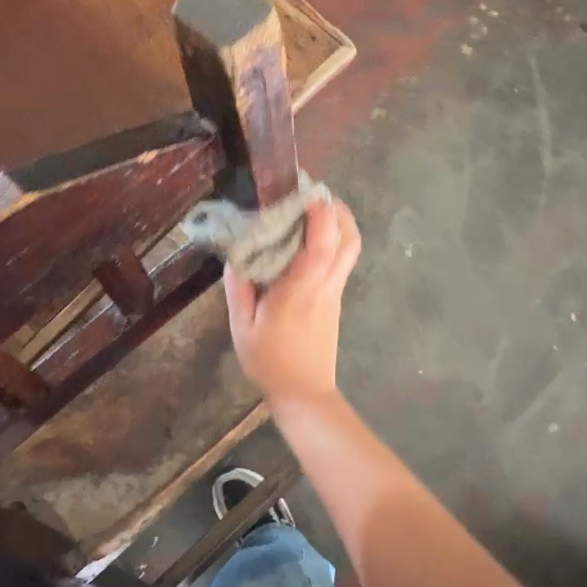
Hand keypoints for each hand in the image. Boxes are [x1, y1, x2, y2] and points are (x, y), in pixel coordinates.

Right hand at [225, 198, 361, 405]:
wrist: (303, 393)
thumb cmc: (270, 361)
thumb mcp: (241, 327)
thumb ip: (238, 288)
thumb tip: (236, 256)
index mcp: (300, 291)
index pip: (321, 247)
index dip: (321, 217)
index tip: (308, 193)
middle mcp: (324, 286)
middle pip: (348, 241)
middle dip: (337, 210)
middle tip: (313, 192)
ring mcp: (334, 292)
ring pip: (350, 249)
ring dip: (340, 223)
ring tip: (314, 209)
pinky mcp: (335, 299)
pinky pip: (341, 260)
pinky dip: (333, 240)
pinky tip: (310, 238)